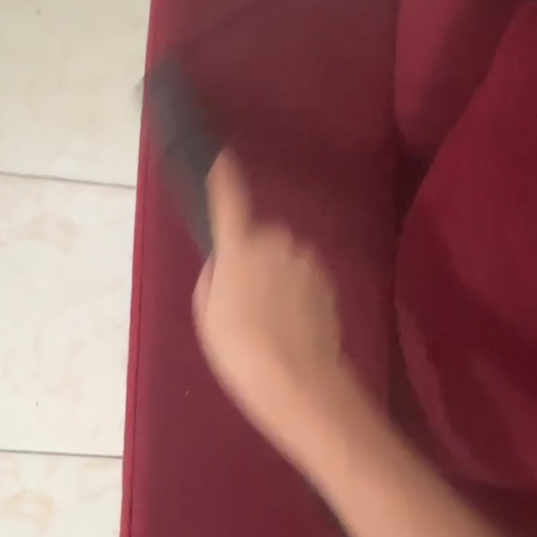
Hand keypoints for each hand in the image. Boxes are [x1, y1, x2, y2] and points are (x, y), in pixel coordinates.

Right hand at [193, 152, 366, 458]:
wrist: (297, 379)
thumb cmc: (240, 348)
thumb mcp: (207, 313)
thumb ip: (214, 276)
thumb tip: (227, 264)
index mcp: (240, 246)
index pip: (229, 201)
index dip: (223, 178)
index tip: (221, 157)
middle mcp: (277, 242)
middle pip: (260, 238)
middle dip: (254, 258)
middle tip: (244, 301)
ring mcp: (307, 260)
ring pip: (285, 259)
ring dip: (277, 277)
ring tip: (269, 321)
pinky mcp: (328, 281)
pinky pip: (304, 277)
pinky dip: (297, 293)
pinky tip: (291, 325)